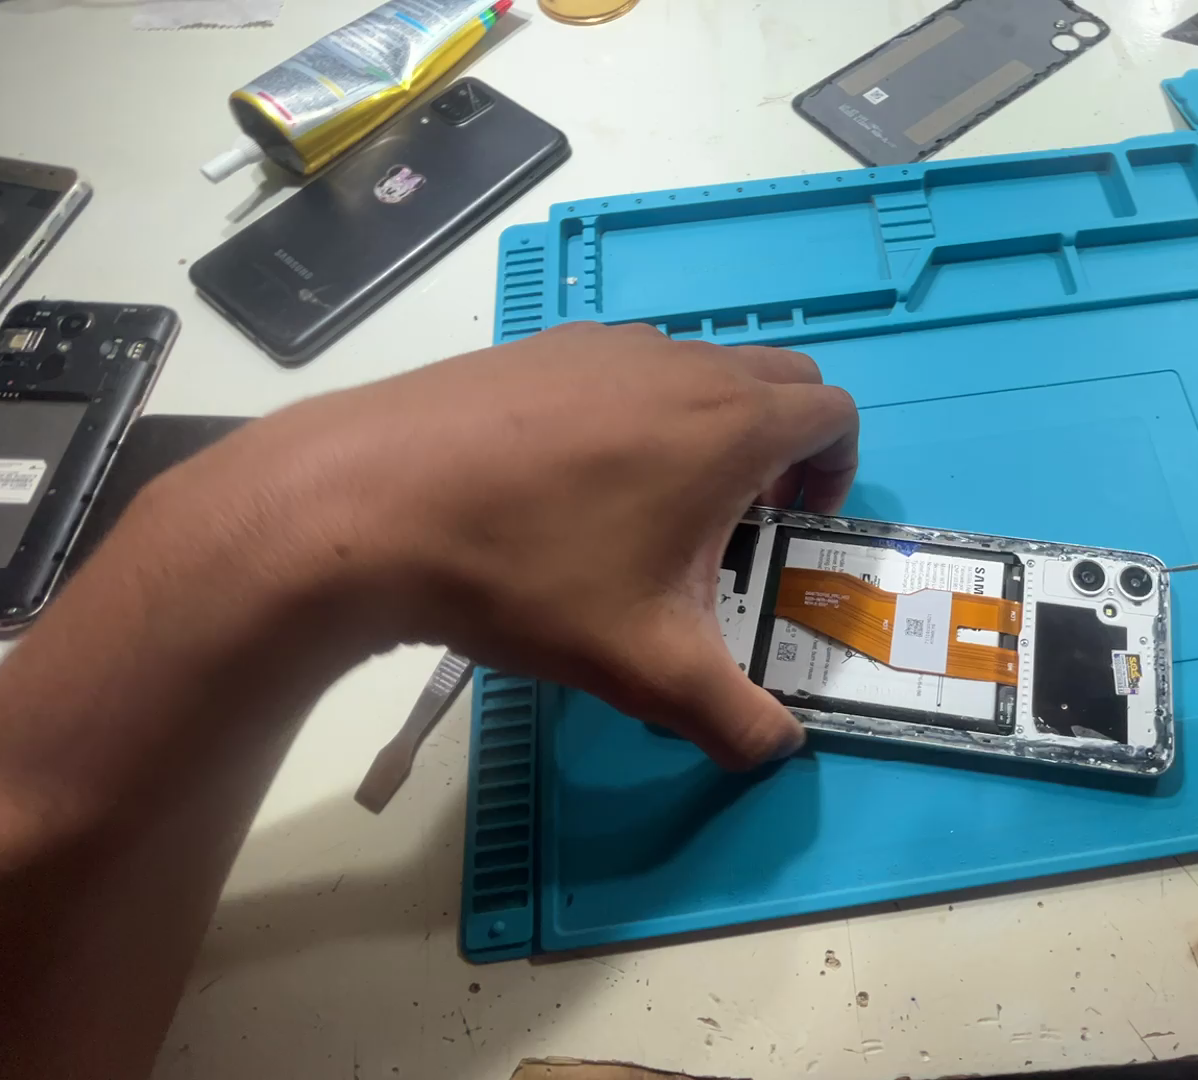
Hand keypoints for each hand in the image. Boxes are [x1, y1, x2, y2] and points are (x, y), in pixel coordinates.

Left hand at [146, 323, 856, 767]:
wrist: (360, 506)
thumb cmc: (531, 575)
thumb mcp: (649, 668)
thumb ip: (736, 720)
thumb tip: (779, 753)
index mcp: (732, 426)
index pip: (835, 414)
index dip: (837, 470)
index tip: (792, 525)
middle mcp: (686, 366)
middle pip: (785, 379)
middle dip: (789, 444)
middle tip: (741, 515)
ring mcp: (614, 343)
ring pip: (708, 368)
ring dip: (718, 424)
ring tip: (656, 499)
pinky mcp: (552, 342)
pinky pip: (637, 365)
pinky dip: (650, 407)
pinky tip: (581, 474)